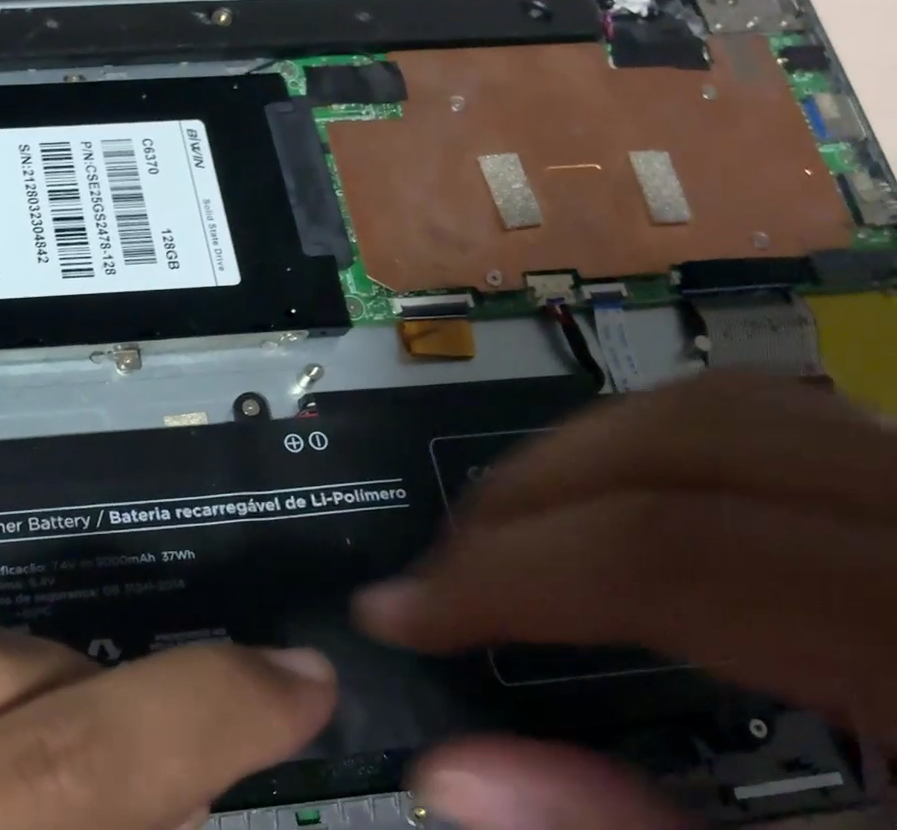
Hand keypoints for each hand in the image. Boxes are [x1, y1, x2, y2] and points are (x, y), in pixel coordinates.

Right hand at [354, 371, 896, 829]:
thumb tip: (454, 778)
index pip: (671, 555)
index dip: (504, 577)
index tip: (400, 615)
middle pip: (689, 440)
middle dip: (527, 500)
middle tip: (451, 575)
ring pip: (729, 406)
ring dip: (583, 462)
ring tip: (520, 537)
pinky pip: (784, 425)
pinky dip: (663, 456)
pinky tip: (629, 520)